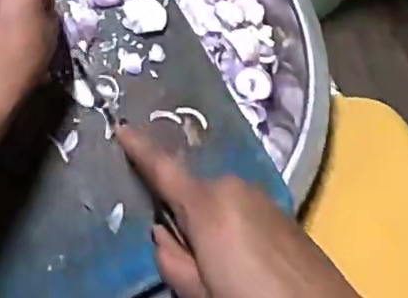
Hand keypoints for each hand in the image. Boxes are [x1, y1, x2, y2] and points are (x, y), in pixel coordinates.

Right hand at [118, 125, 357, 297]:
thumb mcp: (204, 297)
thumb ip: (175, 263)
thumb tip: (160, 236)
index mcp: (208, 205)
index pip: (163, 168)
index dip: (139, 148)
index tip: (121, 127)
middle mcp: (233, 188)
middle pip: (194, 191)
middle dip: (184, 212)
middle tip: (185, 249)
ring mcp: (263, 199)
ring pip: (221, 203)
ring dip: (213, 223)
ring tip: (221, 266)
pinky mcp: (286, 215)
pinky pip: (245, 212)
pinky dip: (236, 229)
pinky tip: (248, 264)